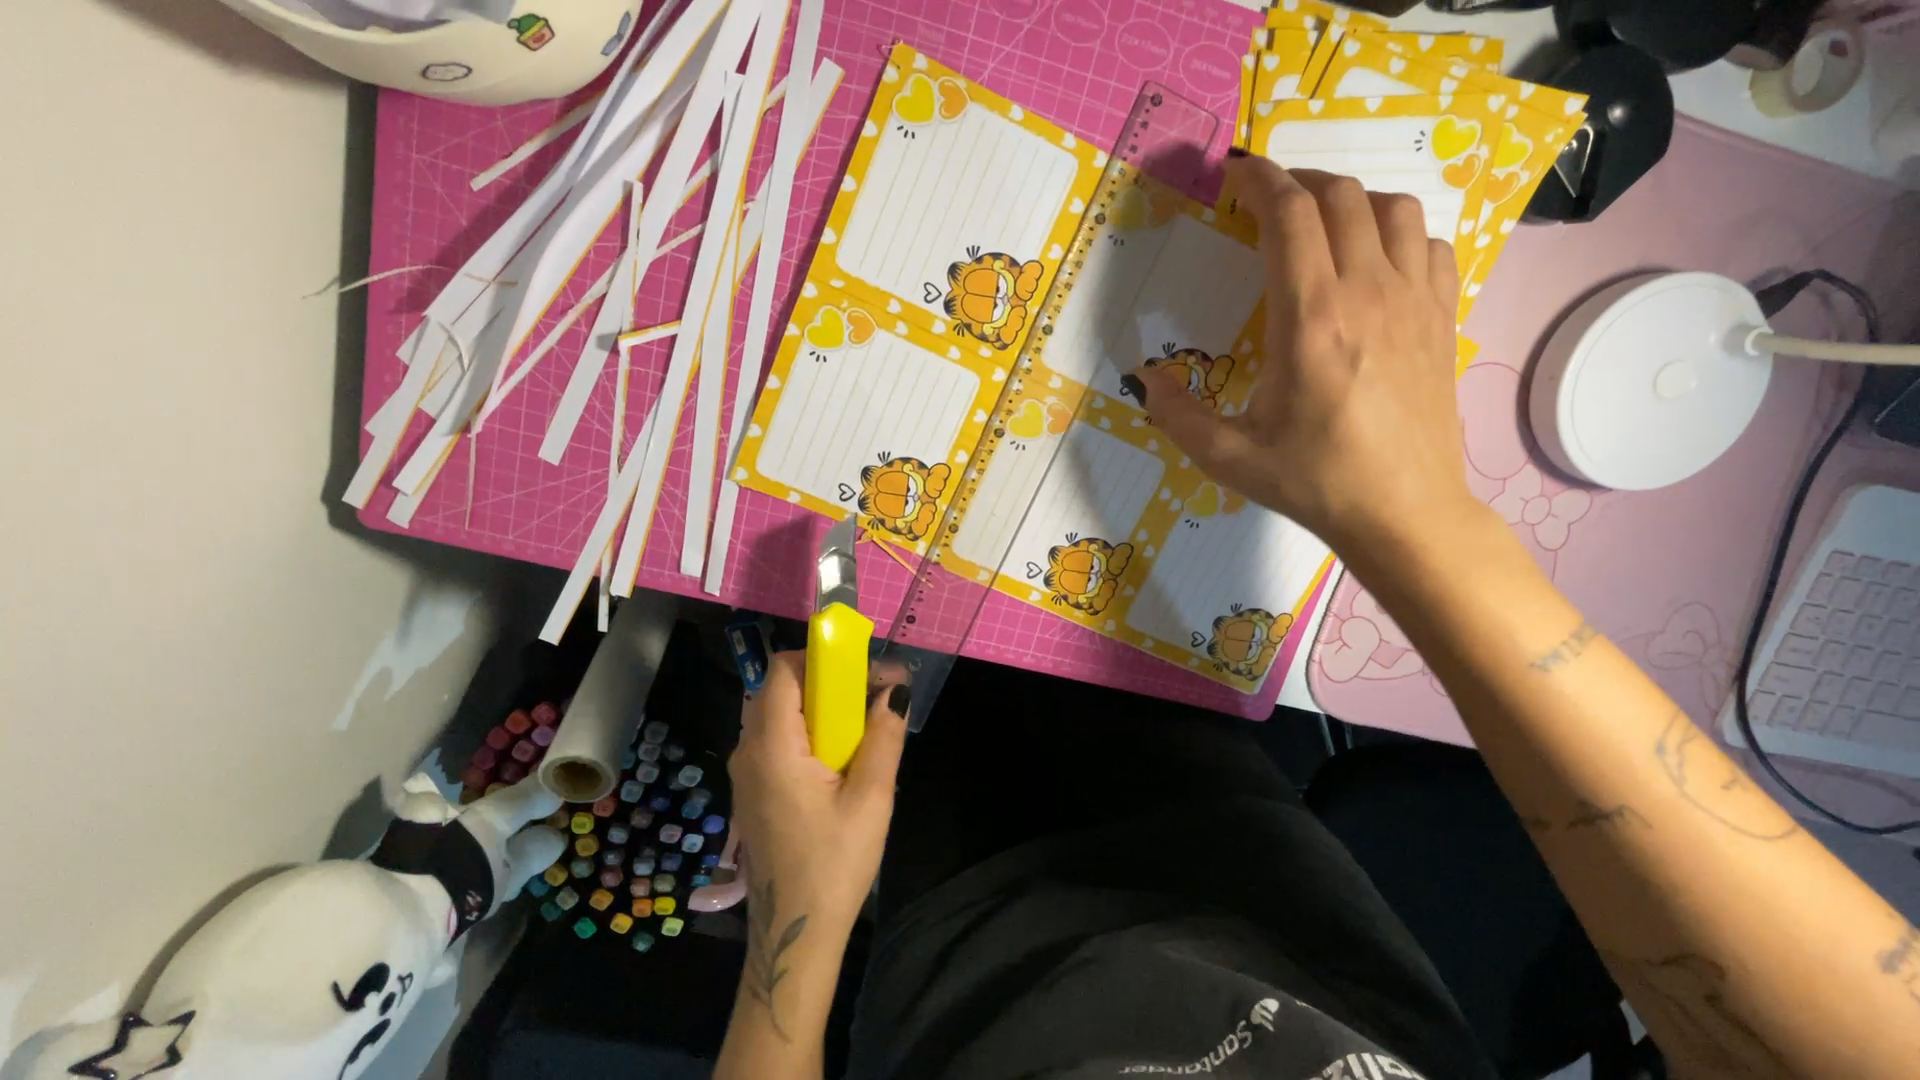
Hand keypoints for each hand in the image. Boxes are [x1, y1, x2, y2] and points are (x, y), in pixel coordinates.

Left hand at [727, 651, 910, 931]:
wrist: (795, 933)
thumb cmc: (834, 864)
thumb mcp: (871, 799)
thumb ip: (883, 737)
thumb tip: (894, 689)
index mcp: (772, 747)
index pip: (782, 670)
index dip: (820, 657)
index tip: (862, 667)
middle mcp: (748, 752)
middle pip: (780, 690)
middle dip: (826, 682)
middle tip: (872, 695)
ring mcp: (745, 774)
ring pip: (777, 716)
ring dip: (818, 709)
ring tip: (863, 726)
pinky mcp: (752, 792)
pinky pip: (776, 743)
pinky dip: (807, 734)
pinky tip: (840, 760)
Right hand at [1135, 157, 1473, 553]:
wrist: (1405, 513)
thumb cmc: (1314, 482)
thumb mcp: (1229, 458)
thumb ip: (1177, 415)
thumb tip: (1146, 379)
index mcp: (1310, 320)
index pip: (1290, 215)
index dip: (1260, 181)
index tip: (1235, 176)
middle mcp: (1367, 294)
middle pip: (1340, 196)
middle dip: (1298, 183)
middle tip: (1266, 202)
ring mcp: (1414, 301)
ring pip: (1393, 208)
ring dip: (1351, 200)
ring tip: (1321, 224)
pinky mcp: (1442, 318)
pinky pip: (1429, 243)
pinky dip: (1398, 233)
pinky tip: (1374, 262)